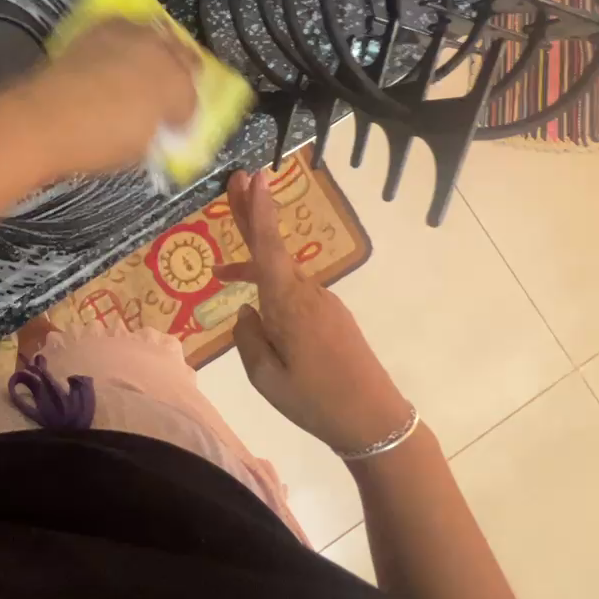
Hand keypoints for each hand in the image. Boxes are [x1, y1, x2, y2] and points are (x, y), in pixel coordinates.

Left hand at [8, 19, 197, 175]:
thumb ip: (155, 130)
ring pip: (156, 33)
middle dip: (180, 72)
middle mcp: (159, 52)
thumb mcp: (137, 148)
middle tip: (167, 91)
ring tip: (145, 67)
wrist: (44, 119)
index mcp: (176, 86)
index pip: (193, 95)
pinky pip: (123, 27)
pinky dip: (125, 39)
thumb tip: (154, 125)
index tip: (175, 122)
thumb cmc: (95, 142)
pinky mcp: (99, 28)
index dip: (185, 111)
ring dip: (156, 48)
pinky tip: (116, 55)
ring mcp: (129, 35)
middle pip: (183, 54)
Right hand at [216, 169, 414, 457]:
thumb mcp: (264, 376)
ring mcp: (322, 302)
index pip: (267, 247)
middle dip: (255, 211)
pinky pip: (293, 292)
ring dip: (253, 265)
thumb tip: (246, 311)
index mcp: (286, 303)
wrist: (375, 421)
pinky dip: (271, 289)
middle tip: (239, 177)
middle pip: (273, 246)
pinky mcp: (331, 315)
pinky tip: (261, 315)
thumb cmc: (313, 400)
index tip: (254, 176)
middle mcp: (305, 293)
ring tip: (223, 273)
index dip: (258, 210)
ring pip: (280, 274)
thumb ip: (247, 336)